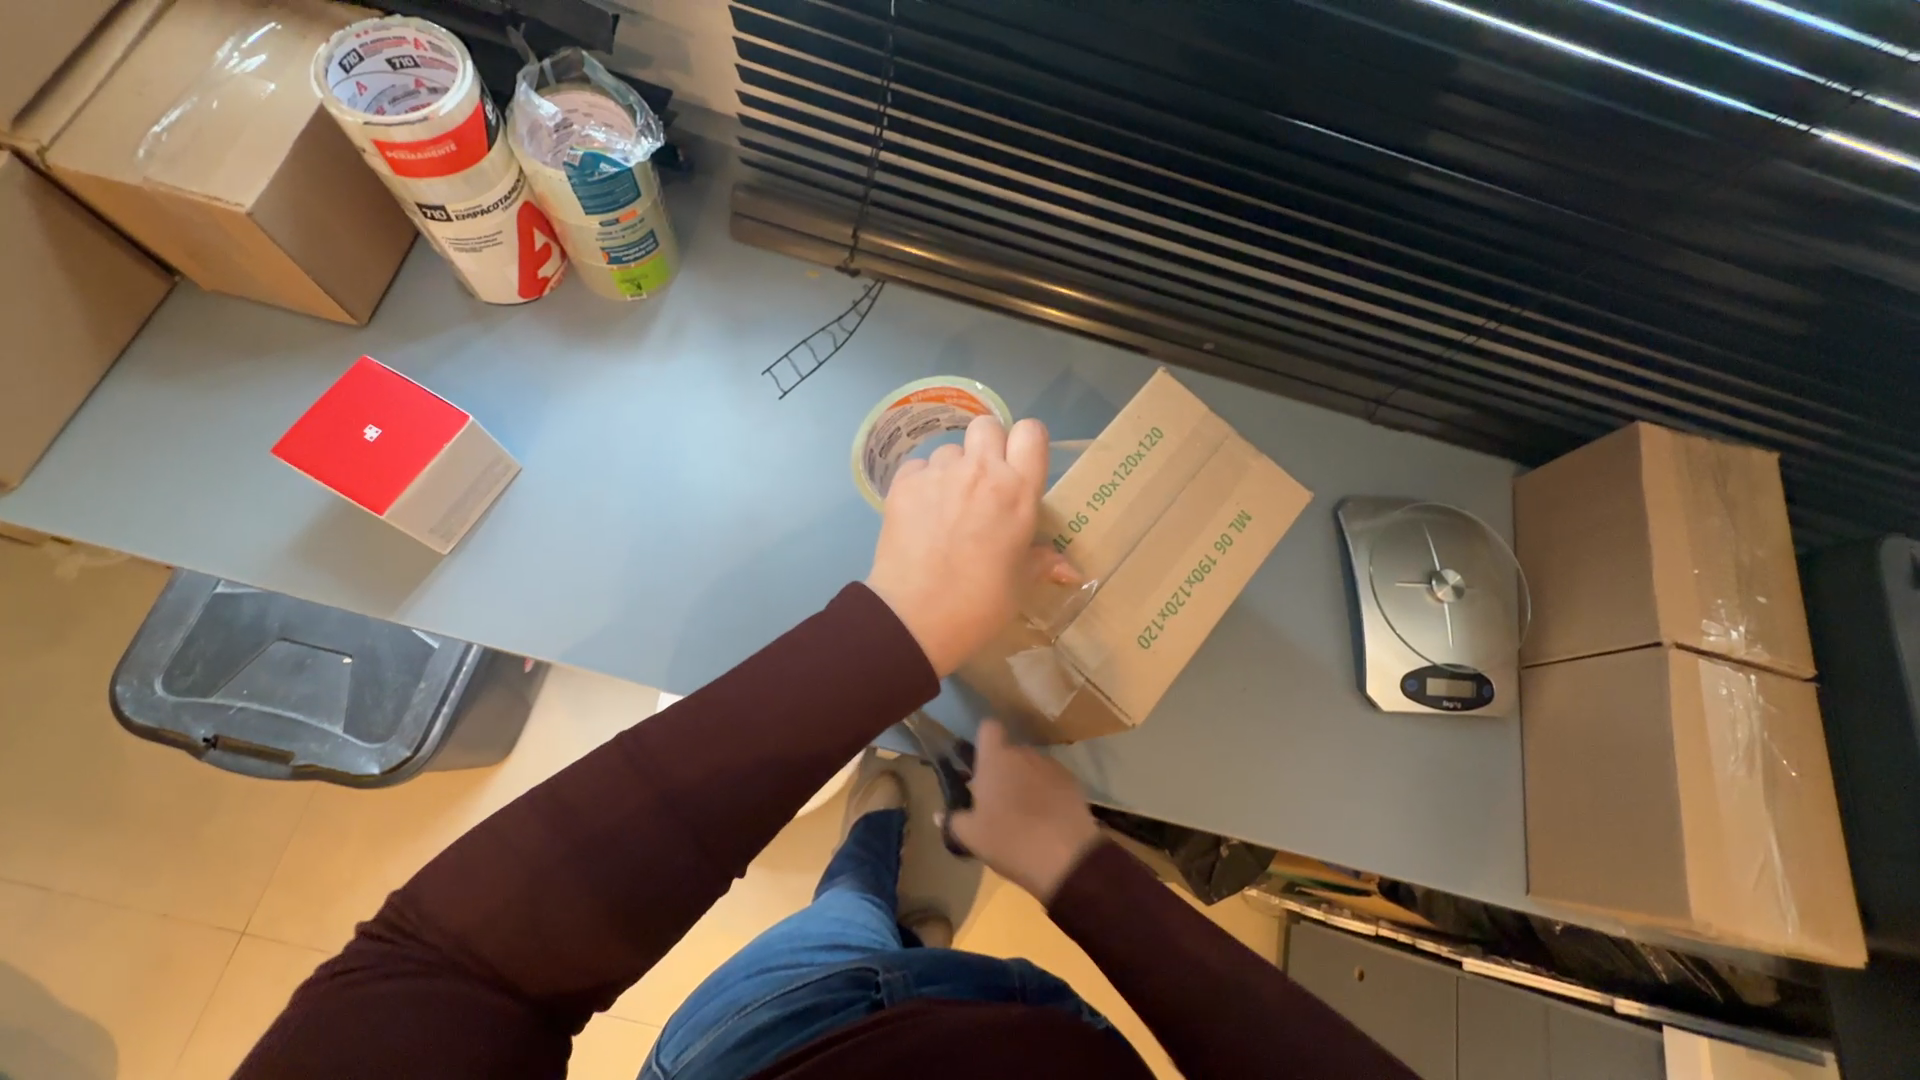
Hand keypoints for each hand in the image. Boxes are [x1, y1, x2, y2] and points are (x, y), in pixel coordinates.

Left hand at [865, 415, 1073, 676]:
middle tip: (984, 481)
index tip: (1020, 467)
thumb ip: (1042, 563)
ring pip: (949, 449)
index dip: (1026, 444)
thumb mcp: (1019, 584)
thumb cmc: (979, 605)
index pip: (1032, 432)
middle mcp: (980, 471)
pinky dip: (922, 483)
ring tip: (947, 506)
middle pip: (987, 425)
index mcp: (1018, 492)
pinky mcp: (903, 484)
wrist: (914, 619)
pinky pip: (918, 467)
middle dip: (987, 445)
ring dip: (952, 469)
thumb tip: (1072, 571)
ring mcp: (938, 474)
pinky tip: (921, 513)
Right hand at [947, 720, 1102, 903]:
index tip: (979, 766)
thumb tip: (939, 815)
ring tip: (1025, 813)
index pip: (988, 728)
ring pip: (1032, 766)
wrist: (1066, 857)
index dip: (983, 742)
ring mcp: (1052, 766)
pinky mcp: (1073, 783)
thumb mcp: (972, 837)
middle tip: (997, 801)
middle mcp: (1024, 754)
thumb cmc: (1009, 840)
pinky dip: (1048, 793)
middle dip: (1004, 770)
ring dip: (1026, 781)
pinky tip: (1047, 820)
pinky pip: (1053, 781)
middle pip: (1010, 752)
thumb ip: (954, 820)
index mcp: (996, 759)